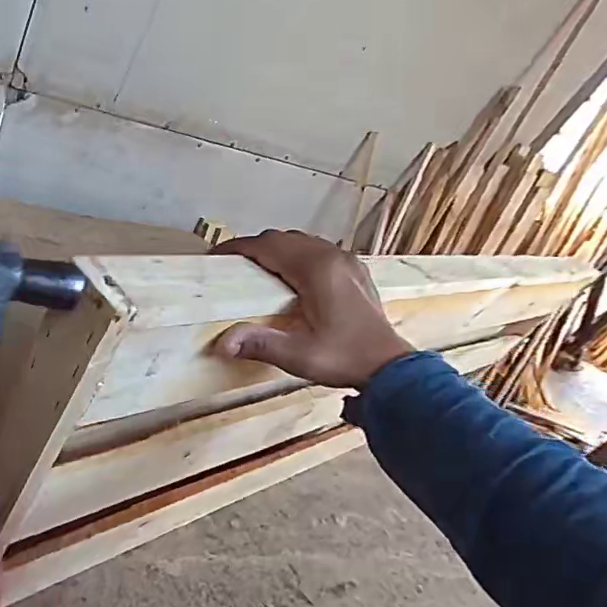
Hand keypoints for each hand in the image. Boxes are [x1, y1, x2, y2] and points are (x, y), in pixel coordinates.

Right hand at [212, 230, 415, 387]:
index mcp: (316, 269)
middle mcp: (332, 256)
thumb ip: (260, 344)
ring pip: (302, 241)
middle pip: (283, 238)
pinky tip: (290, 277)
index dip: (238, 247)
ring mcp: (347, 261)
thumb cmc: (344, 358)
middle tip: (232, 266)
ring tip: (256, 270)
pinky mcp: (355, 271)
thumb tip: (223, 343)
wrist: (390, 367)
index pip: (267, 245)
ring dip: (276, 250)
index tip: (215, 256)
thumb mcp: (298, 355)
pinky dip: (297, 255)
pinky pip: (319, 250)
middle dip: (254, 248)